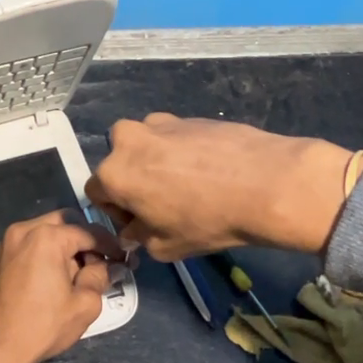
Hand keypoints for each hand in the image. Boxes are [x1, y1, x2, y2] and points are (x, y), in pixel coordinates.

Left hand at [0, 211, 121, 362]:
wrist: (0, 349)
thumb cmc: (45, 326)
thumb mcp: (85, 303)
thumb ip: (100, 276)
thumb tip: (108, 265)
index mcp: (46, 238)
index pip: (88, 232)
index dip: (110, 245)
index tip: (122, 258)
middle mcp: (22, 232)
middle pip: (63, 223)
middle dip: (83, 239)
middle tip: (97, 262)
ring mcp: (4, 245)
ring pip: (42, 232)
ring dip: (62, 245)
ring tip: (74, 273)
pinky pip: (26, 246)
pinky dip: (42, 253)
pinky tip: (50, 278)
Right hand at [86, 113, 356, 260]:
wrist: (266, 183)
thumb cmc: (206, 221)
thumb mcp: (162, 246)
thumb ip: (138, 238)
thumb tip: (135, 231)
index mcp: (113, 172)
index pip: (96, 193)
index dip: (115, 212)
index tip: (139, 224)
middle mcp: (129, 140)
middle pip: (120, 163)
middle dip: (133, 182)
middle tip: (161, 204)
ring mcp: (161, 123)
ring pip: (146, 146)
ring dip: (155, 164)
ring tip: (186, 186)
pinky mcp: (191, 116)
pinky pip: (173, 138)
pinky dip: (181, 153)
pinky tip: (207, 172)